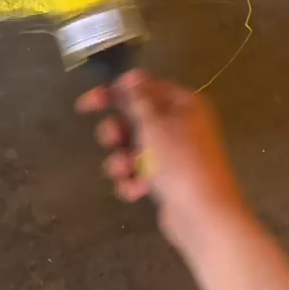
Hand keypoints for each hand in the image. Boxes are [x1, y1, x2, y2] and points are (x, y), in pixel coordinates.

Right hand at [76, 70, 250, 247]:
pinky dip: (134, 182)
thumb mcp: (154, 124)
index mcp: (182, 104)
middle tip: (111, 140)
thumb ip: (138, 99)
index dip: (114, 93)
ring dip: (122, 161)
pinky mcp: (166, 181)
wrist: (202, 213)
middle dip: (117, 132)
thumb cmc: (178, 162)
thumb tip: (132, 76)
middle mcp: (179, 126)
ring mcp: (172, 156)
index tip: (86, 105)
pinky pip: (139, 175)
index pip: (143, 88)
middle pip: (135, 120)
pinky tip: (138, 191)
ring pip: (133, 150)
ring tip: (126, 171)